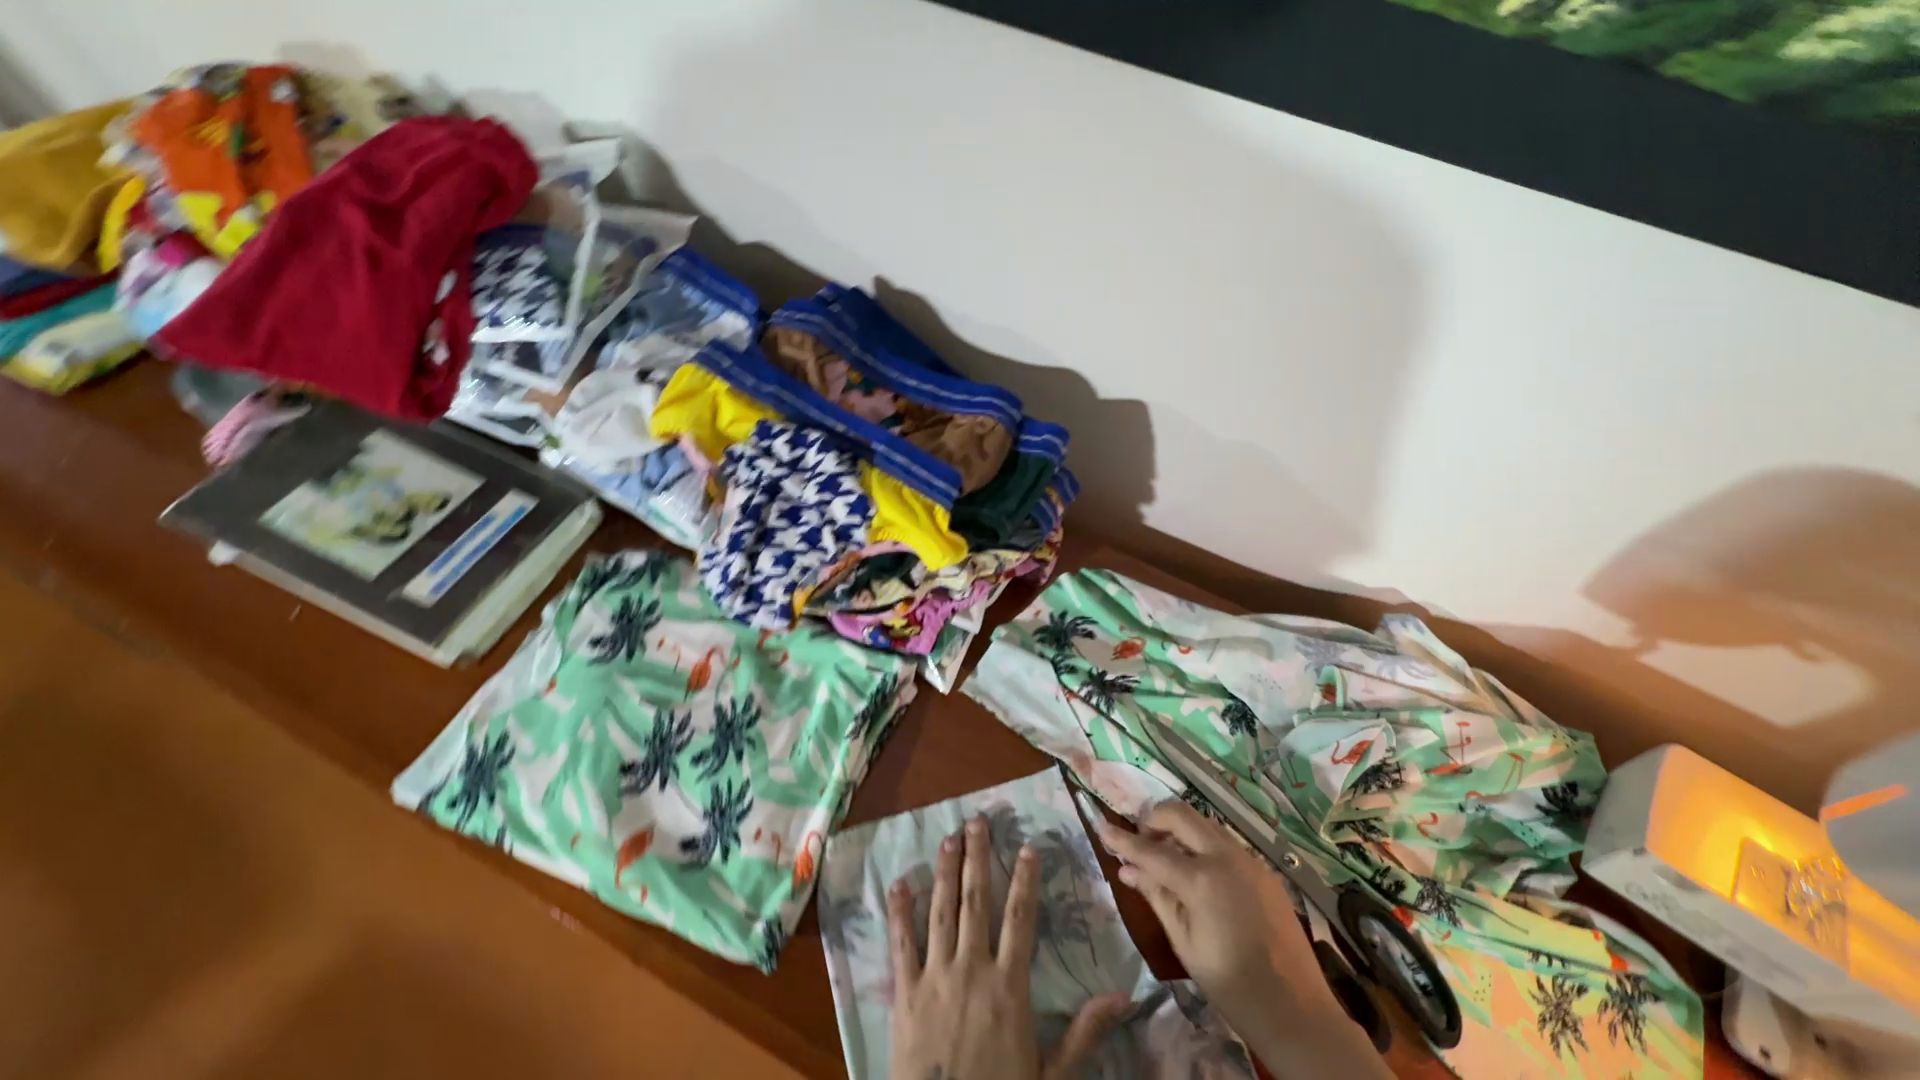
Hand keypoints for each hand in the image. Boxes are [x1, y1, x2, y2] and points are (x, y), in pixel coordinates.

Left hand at [888, 814, 1129, 1079]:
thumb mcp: (1052, 1072)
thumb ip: (1084, 1031)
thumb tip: (1125, 996)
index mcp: (1009, 986)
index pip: (1020, 919)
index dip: (1025, 880)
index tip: (1028, 846)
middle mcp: (971, 969)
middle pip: (976, 902)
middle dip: (977, 858)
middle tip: (977, 821)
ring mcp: (934, 977)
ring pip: (940, 912)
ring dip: (944, 872)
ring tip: (947, 838)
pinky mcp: (904, 993)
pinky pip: (901, 944)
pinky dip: (899, 912)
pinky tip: (898, 882)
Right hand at [1099, 801, 1392, 1078]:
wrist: (1295, 1007)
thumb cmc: (1230, 983)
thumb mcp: (1184, 942)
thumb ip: (1157, 897)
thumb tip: (1128, 870)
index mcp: (1202, 879)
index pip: (1150, 849)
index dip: (1122, 839)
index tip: (1101, 826)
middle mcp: (1226, 857)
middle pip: (1181, 814)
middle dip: (1153, 820)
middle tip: (1140, 843)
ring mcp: (1250, 860)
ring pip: (1205, 824)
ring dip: (1179, 830)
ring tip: (1165, 858)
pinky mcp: (1265, 870)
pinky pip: (1225, 842)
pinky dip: (1203, 845)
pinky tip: (1197, 872)